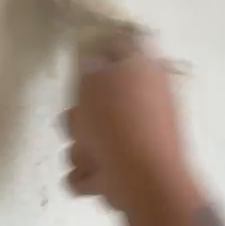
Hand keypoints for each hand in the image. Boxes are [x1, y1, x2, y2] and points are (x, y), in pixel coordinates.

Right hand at [62, 31, 194, 213]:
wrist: (142, 180)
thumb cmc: (118, 125)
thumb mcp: (94, 81)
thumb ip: (89, 65)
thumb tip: (91, 62)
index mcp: (145, 71)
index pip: (123, 45)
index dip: (100, 49)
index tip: (80, 62)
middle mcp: (144, 102)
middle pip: (96, 100)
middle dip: (79, 116)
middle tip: (81, 122)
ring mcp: (135, 138)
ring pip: (88, 137)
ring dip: (81, 150)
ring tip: (91, 157)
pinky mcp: (124, 169)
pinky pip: (90, 168)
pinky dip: (87, 176)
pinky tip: (94, 177)